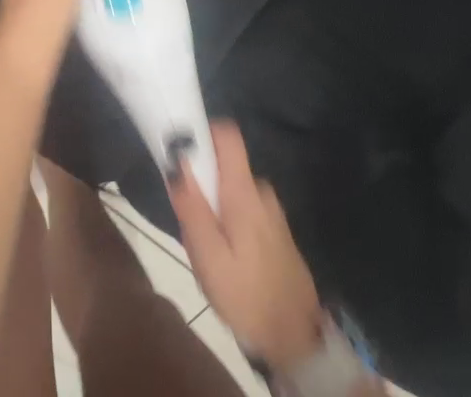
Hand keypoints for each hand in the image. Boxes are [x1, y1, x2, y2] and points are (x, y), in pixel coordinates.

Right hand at [169, 120, 323, 371]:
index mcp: (244, 192)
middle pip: (222, 166)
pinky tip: (226, 259)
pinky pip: (242, 209)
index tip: (178, 149)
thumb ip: (192, 207)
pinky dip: (227, 223)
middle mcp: (261, 192)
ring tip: (207, 251)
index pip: (227, 135)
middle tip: (190, 227)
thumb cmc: (246, 296)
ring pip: (230, 192)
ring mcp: (271, 210)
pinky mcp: (275, 229)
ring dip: (212, 210)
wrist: (294, 337)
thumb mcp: (208, 257)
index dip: (201, 132)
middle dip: (200, 187)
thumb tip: (177, 162)